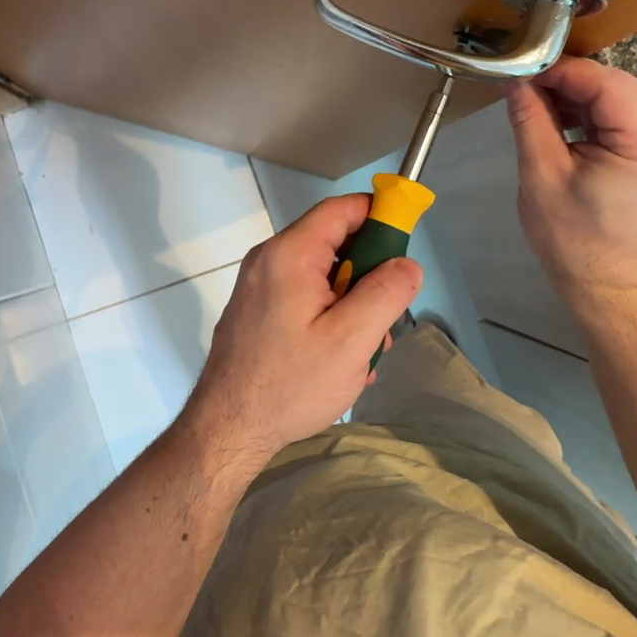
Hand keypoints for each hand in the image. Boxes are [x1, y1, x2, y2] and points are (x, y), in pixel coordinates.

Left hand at [178, 194, 422, 460]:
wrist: (228, 427)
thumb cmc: (290, 383)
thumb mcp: (351, 340)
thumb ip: (385, 294)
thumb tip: (407, 264)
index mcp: (289, 254)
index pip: (340, 209)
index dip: (379, 215)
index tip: (407, 243)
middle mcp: (268, 260)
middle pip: (333, 243)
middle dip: (368, 276)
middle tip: (384, 319)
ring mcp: (259, 286)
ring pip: (323, 276)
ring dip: (352, 306)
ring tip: (361, 353)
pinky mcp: (257, 311)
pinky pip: (304, 298)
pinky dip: (328, 319)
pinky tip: (337, 360)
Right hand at [502, 57, 636, 298]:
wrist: (606, 279)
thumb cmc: (571, 237)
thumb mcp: (541, 175)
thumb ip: (531, 119)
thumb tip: (515, 78)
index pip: (607, 83)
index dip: (562, 71)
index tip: (523, 70)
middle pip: (619, 85)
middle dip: (570, 82)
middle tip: (525, 88)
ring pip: (624, 94)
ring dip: (581, 95)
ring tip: (540, 106)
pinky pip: (631, 112)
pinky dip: (597, 111)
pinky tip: (566, 120)